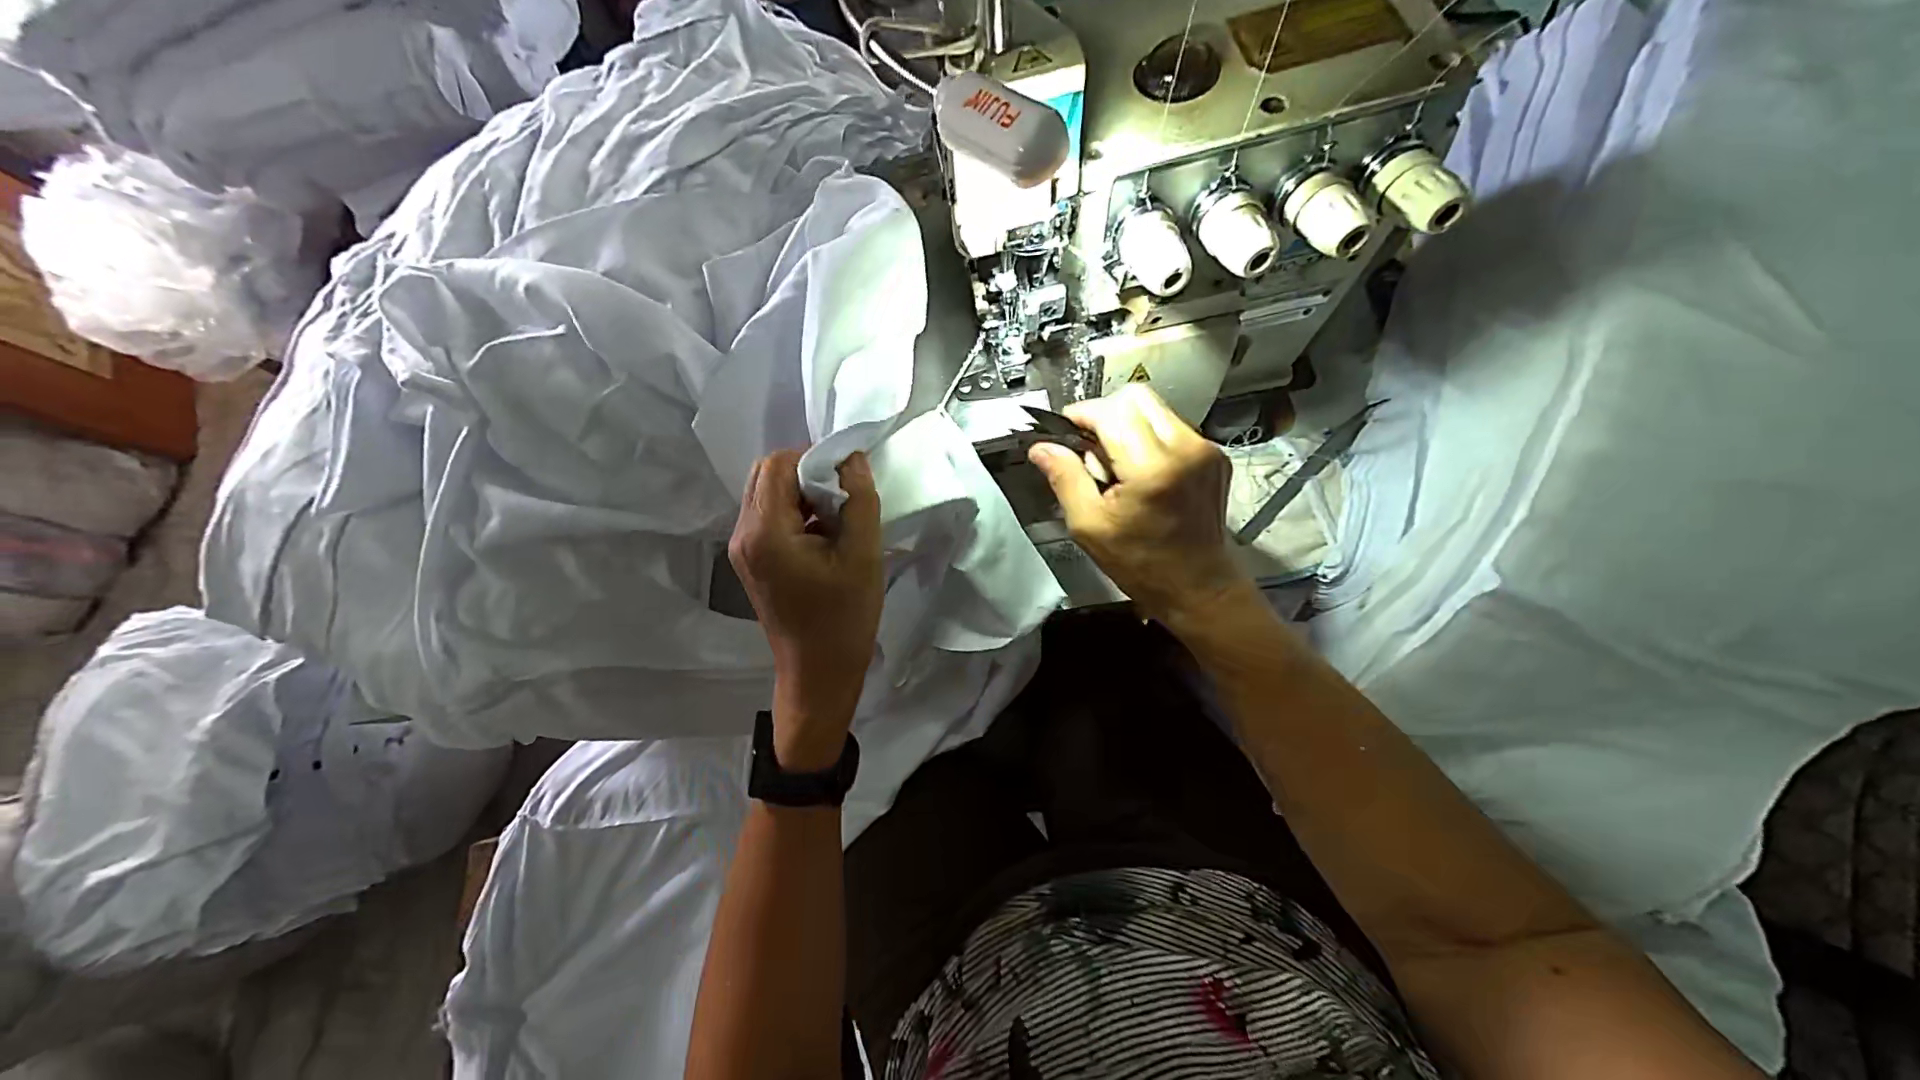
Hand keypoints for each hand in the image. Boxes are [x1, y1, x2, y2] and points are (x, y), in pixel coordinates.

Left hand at [728, 448, 884, 770]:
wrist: (819, 673)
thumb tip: (851, 457)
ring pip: (767, 493)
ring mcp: (742, 549)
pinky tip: (824, 537)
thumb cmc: (844, 618)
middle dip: (806, 474)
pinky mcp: (750, 561)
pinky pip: (769, 517)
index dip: (814, 461)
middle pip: (766, 474)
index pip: (778, 464)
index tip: (847, 482)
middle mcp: (742, 534)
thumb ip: (859, 499)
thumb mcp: (863, 554)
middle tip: (842, 499)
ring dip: (802, 494)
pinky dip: (796, 514)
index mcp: (765, 532)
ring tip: (836, 519)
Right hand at [1027, 384, 1252, 625]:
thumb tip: (1042, 448)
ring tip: (1118, 466)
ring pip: (1154, 408)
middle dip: (1105, 415)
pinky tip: (1140, 472)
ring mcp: (1205, 450)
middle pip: (1135, 397)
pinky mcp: (1214, 455)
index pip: (1110, 410)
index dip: (1081, 416)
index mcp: (1152, 469)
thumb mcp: (1089, 526)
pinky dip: (1149, 438)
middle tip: (1091, 450)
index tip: (1066, 433)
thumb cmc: (1141, 564)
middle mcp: (1185, 450)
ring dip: (1127, 426)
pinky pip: (1172, 427)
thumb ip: (1065, 478)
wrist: (1197, 585)